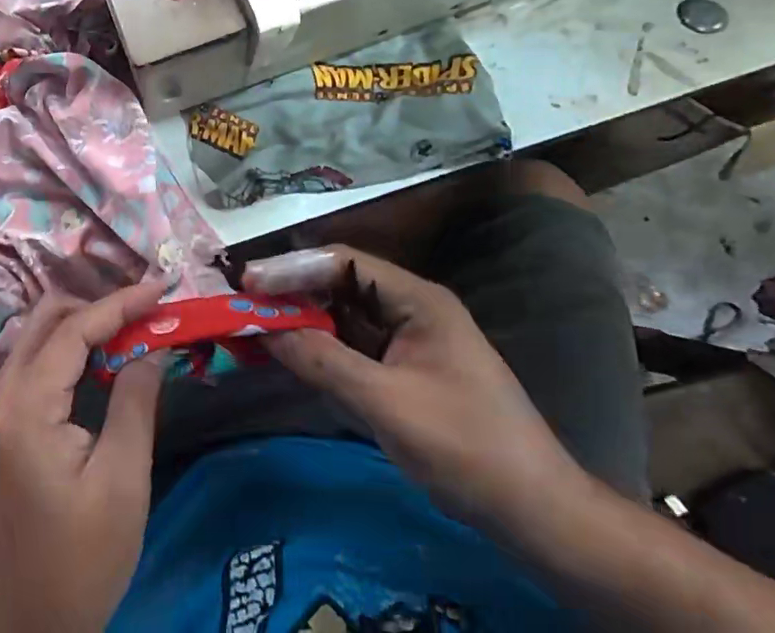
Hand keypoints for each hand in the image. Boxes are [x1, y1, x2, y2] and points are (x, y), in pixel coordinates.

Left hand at [0, 282, 168, 632]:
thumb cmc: (83, 556)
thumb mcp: (123, 478)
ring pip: (40, 337)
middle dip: (98, 305)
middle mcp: (1, 396)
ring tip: (135, 327)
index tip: (161, 290)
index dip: (120, 303)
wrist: (31, 620)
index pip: (73, 330)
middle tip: (148, 310)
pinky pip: (38, 363)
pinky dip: (73, 349)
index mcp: (26, 407)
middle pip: (47, 320)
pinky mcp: (5, 424)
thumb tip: (153, 344)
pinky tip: (106, 358)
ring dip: (86, 324)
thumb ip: (135, 400)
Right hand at [244, 245, 587, 526]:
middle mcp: (411, 308)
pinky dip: (319, 351)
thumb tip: (266, 330)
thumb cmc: (466, 447)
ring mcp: (408, 340)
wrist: (533, 510)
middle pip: (340, 286)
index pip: (344, 263)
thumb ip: (324, 362)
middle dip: (291, 294)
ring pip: (342, 318)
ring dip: (301, 322)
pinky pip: (353, 349)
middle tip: (241, 305)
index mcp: (418, 299)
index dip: (292, 269)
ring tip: (253, 327)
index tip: (246, 284)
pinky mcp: (403, 371)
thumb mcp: (387, 404)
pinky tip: (288, 356)